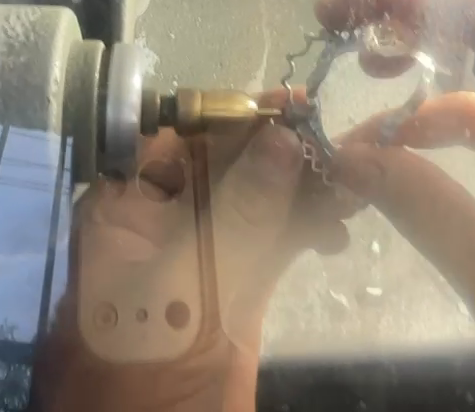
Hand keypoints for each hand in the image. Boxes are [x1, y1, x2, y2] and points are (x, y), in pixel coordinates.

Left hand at [32, 91, 349, 411]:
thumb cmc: (144, 370)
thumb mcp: (189, 284)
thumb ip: (238, 211)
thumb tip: (283, 138)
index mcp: (126, 206)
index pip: (177, 136)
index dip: (233, 115)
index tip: (289, 104)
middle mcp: (161, 218)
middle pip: (223, 162)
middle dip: (277, 149)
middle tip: (332, 138)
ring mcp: (199, 252)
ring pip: (253, 198)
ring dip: (300, 186)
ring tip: (349, 180)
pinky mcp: (233, 286)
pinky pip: (270, 239)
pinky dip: (304, 227)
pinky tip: (338, 225)